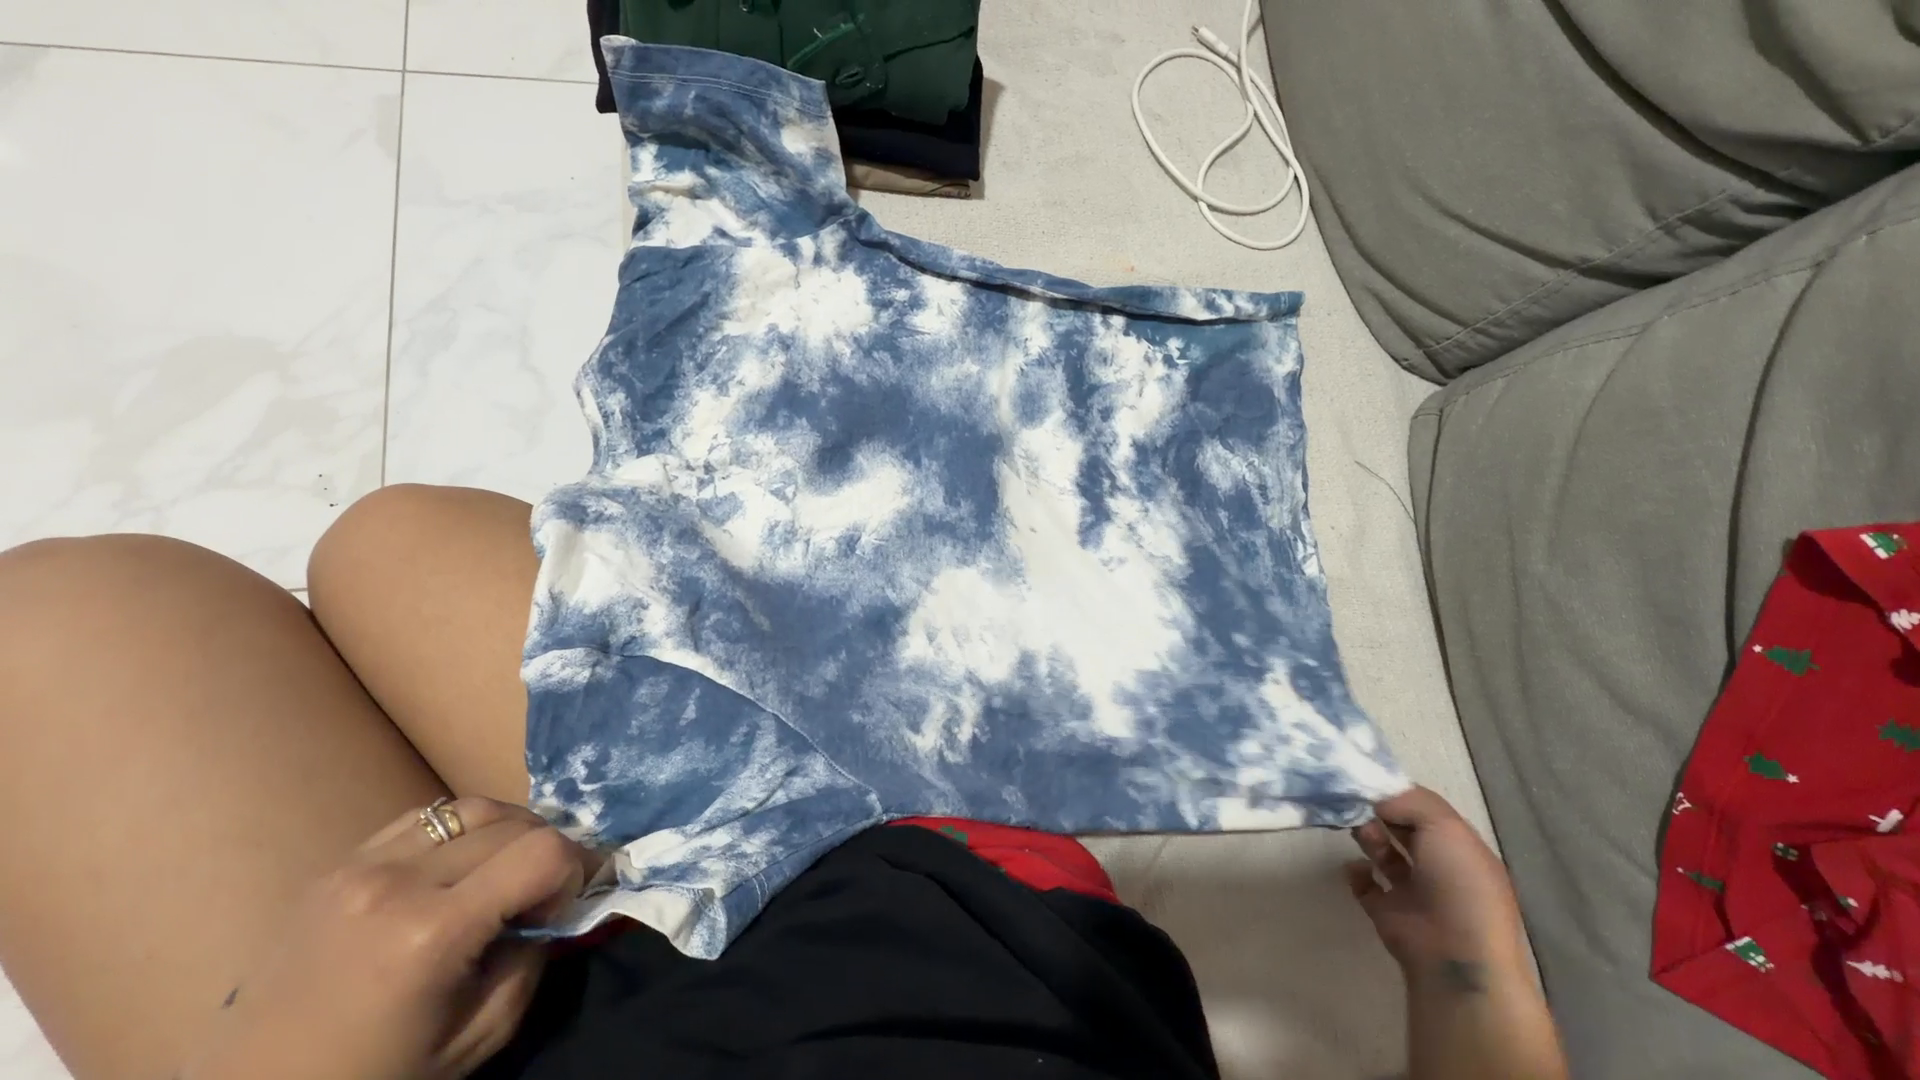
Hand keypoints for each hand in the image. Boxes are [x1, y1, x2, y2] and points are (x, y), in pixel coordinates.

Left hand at [184, 797, 599, 1079]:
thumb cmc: (377, 1076)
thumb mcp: (480, 1035)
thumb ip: (529, 960)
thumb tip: (549, 910)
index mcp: (431, 932)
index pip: (543, 852)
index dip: (574, 871)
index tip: (564, 907)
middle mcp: (396, 881)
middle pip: (513, 823)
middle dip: (547, 852)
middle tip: (542, 896)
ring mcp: (360, 864)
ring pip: (472, 807)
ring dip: (508, 832)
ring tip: (504, 873)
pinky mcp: (338, 862)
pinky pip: (424, 818)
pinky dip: (460, 831)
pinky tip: (457, 868)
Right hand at [1346, 786, 1526, 984]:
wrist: (1453, 953)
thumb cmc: (1458, 884)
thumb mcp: (1445, 827)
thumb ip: (1410, 802)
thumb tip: (1378, 798)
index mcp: (1461, 848)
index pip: (1427, 812)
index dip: (1401, 795)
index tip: (1371, 782)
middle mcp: (1439, 868)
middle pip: (1404, 831)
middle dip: (1382, 814)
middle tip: (1356, 801)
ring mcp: (1414, 892)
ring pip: (1385, 855)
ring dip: (1369, 837)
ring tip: (1357, 831)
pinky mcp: (1388, 912)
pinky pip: (1366, 885)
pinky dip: (1357, 873)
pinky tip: (1356, 867)